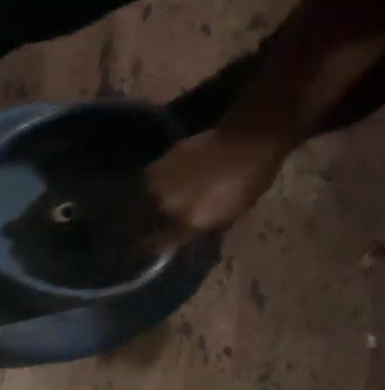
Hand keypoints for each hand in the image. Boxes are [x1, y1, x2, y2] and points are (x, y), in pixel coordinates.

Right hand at [141, 128, 289, 250]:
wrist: (247, 141)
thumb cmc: (250, 180)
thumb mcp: (231, 212)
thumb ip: (199, 228)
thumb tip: (178, 239)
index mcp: (186, 222)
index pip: (152, 245)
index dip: (150, 247)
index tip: (150, 248)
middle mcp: (163, 208)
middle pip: (140, 227)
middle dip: (145, 229)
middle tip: (152, 227)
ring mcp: (153, 189)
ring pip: (139, 208)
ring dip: (147, 209)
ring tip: (159, 205)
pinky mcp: (149, 171)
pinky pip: (144, 189)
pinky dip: (152, 191)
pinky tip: (167, 185)